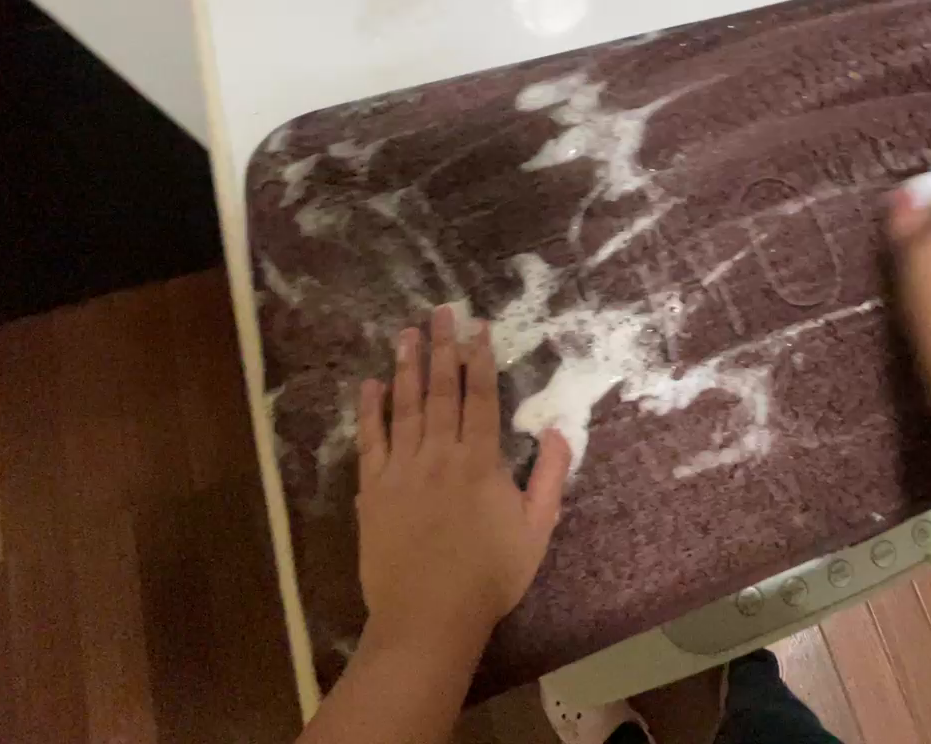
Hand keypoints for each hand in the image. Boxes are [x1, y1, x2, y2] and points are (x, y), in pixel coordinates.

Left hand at [354, 305, 570, 654]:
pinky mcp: (373, 491)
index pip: (480, 396)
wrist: (428, 618)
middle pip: (441, 390)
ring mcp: (402, 470)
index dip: (479, 358)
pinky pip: (370, 441)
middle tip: (439, 311)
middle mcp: (439, 455)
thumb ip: (552, 476)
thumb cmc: (490, 574)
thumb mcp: (538, 527)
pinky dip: (370, 411)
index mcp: (480, 461)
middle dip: (442, 347)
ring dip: (407, 367)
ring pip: (405, 407)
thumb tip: (560, 430)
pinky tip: (370, 385)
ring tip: (406, 333)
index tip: (478, 328)